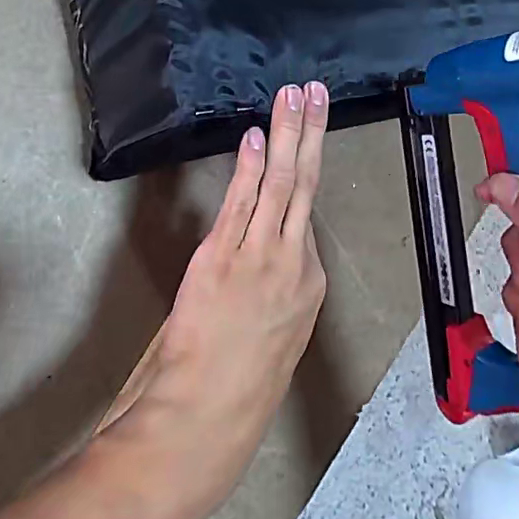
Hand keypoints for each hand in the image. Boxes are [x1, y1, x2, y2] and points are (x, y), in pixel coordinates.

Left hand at [0, 86, 332, 518]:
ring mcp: (260, 260)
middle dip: (310, 134)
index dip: (300, 171)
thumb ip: (267, 298)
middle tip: (315, 92)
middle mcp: (293, 266)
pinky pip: (242, 204)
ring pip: (281, 185)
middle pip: (305, 187)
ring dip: (287, 135)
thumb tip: (259, 270)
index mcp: (306, 287)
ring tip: (295, 96)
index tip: (300, 136)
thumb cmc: (232, 394)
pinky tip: (257, 136)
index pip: (303, 217)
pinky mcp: (223, 260)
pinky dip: (249, 168)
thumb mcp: (267, 343)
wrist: (203, 426)